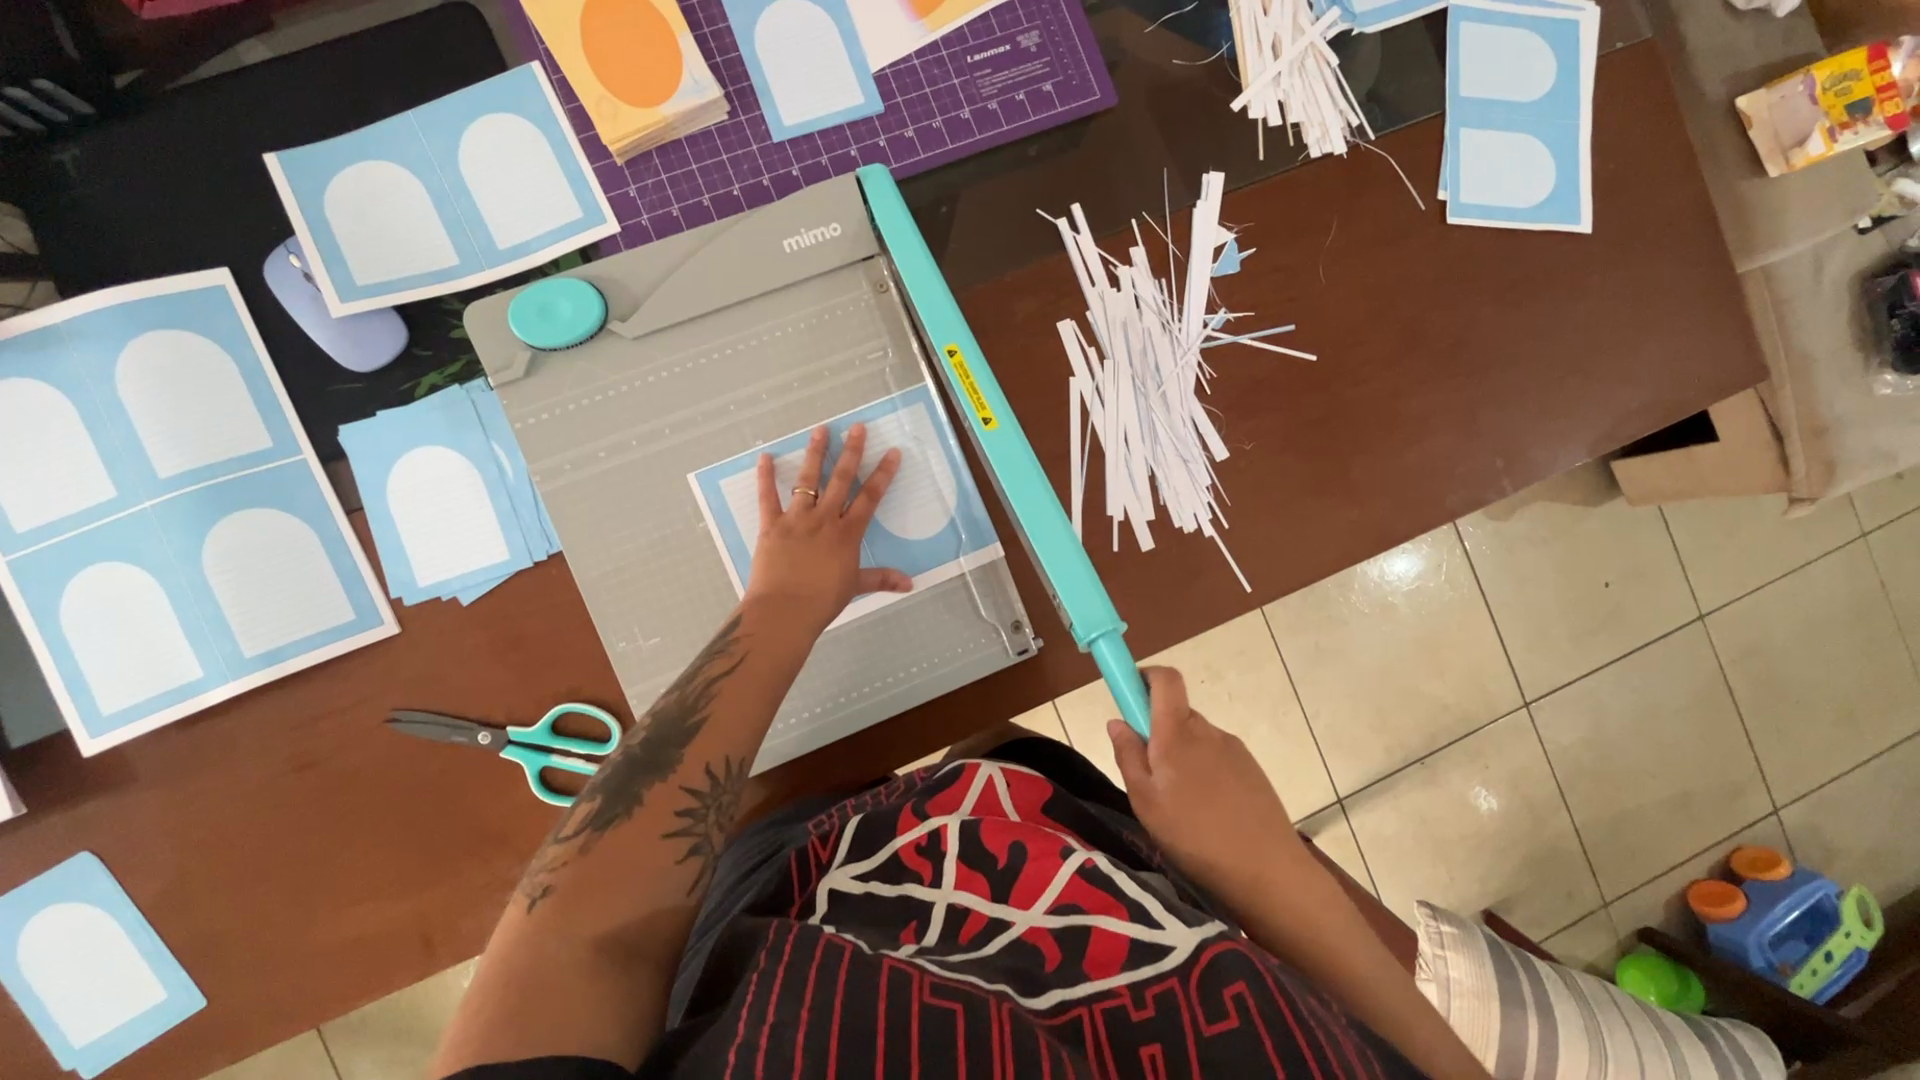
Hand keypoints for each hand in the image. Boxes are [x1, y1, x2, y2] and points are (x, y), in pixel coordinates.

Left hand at [743, 423, 911, 633]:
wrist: (785, 610)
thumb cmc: (823, 601)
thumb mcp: (854, 587)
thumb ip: (881, 579)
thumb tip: (910, 584)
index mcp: (847, 533)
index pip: (870, 498)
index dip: (882, 474)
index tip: (891, 452)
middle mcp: (824, 519)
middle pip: (841, 480)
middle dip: (851, 452)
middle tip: (857, 428)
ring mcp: (797, 519)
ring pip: (808, 481)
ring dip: (815, 454)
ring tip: (820, 431)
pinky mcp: (771, 525)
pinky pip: (767, 497)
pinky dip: (765, 477)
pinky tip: (765, 457)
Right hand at [1107, 667, 1297, 899]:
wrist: (1266, 869)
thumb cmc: (1193, 835)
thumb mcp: (1145, 801)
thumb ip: (1128, 756)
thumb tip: (1117, 721)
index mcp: (1177, 733)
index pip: (1166, 679)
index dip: (1145, 677)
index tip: (1128, 697)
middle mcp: (1207, 731)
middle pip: (1177, 712)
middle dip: (1157, 732)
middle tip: (1148, 777)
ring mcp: (1233, 749)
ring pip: (1196, 738)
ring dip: (1181, 756)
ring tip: (1179, 804)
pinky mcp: (1251, 769)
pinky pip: (1216, 757)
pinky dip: (1203, 772)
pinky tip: (1206, 811)